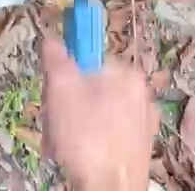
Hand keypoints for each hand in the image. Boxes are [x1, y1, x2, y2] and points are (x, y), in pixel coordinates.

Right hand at [40, 35, 157, 190]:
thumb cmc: (86, 136)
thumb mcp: (61, 86)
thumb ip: (55, 55)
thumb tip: (52, 39)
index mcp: (129, 74)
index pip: (89, 57)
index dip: (66, 71)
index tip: (54, 88)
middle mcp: (142, 96)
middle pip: (90, 85)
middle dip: (66, 101)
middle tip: (55, 118)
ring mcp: (142, 126)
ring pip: (95, 111)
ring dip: (72, 122)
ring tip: (61, 141)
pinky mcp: (138, 151)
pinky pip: (105, 133)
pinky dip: (88, 140)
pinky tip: (75, 154)